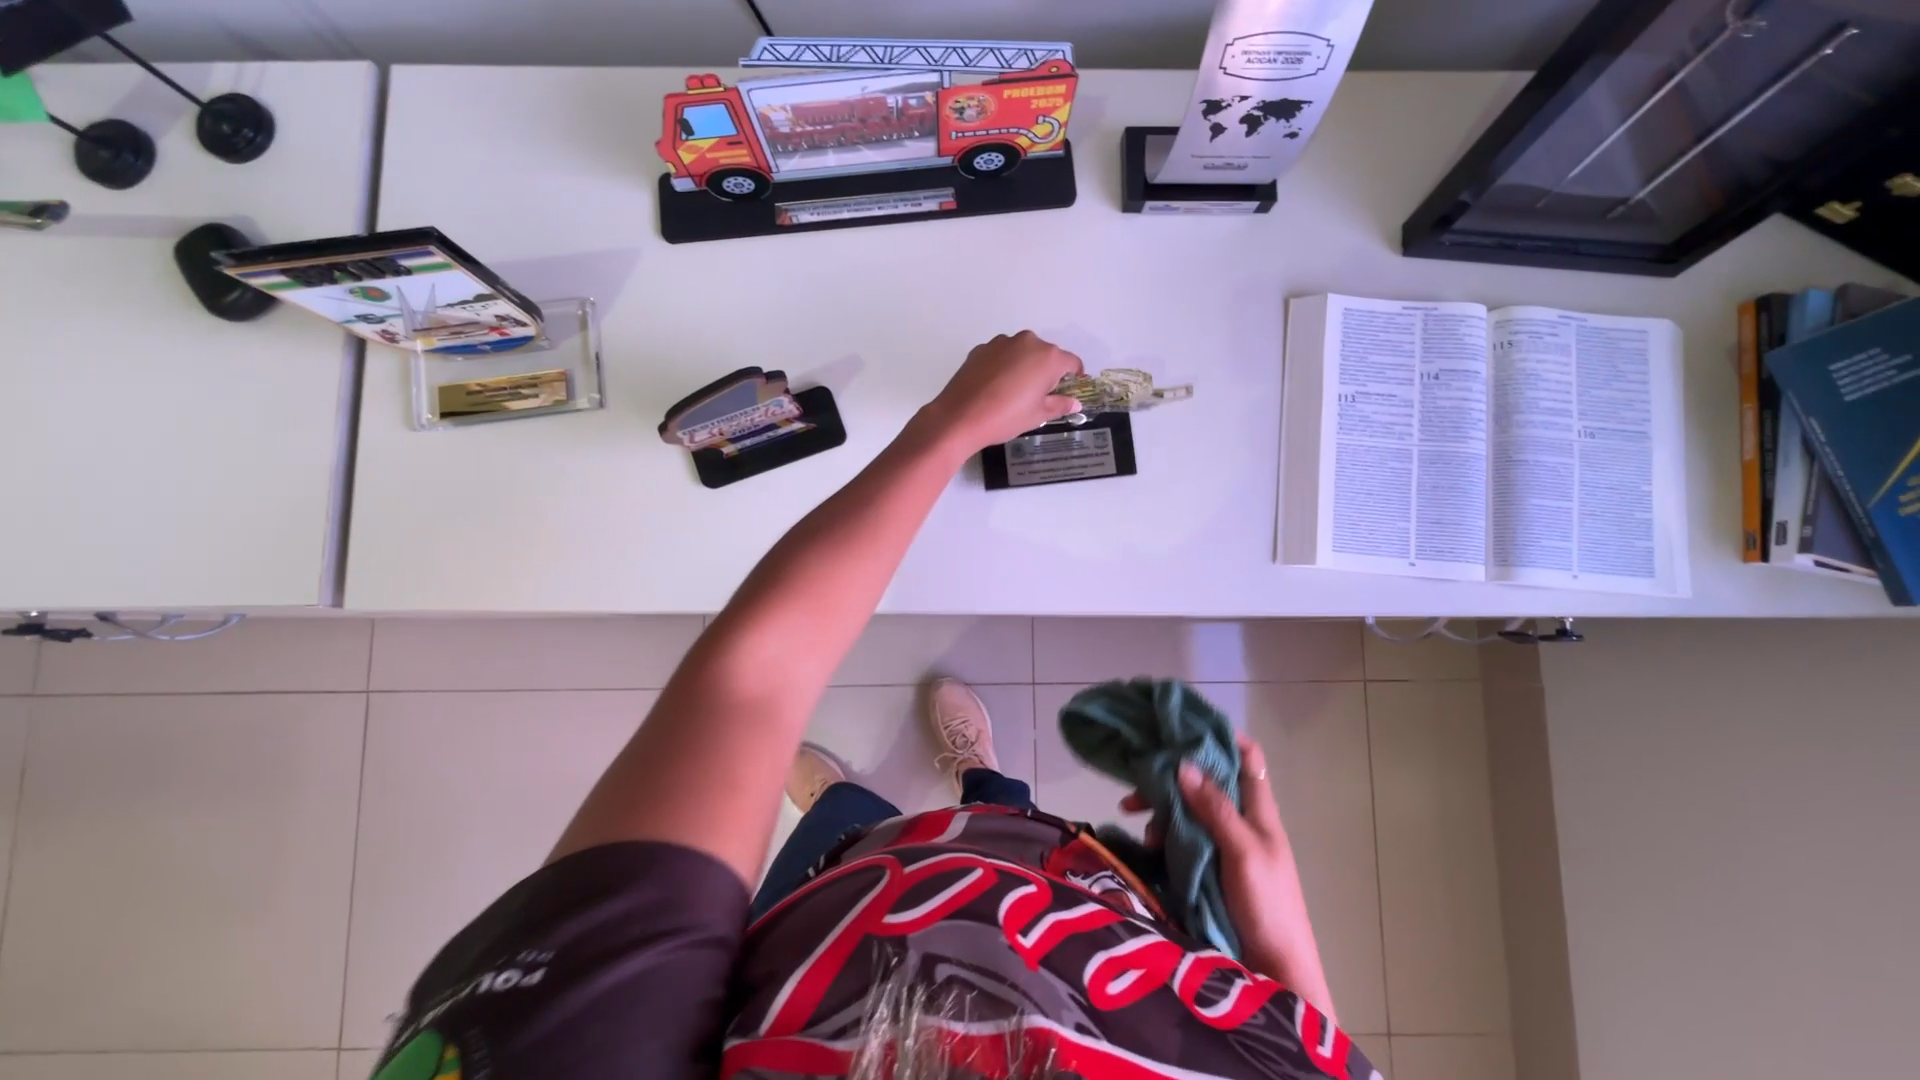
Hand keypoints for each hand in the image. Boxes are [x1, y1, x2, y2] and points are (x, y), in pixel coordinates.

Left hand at [922, 330, 1084, 447]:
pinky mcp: (981, 349)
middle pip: (1046, 354)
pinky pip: (1001, 355)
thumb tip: (1074, 403)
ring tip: (1014, 392)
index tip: (1068, 392)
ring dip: (1024, 366)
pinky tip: (995, 387)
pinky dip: (1004, 366)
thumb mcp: (1038, 415)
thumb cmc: (1006, 417)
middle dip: (1047, 371)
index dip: (1073, 378)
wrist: (959, 417)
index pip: (1071, 362)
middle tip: (1038, 396)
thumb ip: (1060, 405)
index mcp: (1048, 357)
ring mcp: (1001, 343)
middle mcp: (1027, 342)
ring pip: (1022, 352)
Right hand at [1120, 735, 1337, 1021]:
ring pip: (1188, 810)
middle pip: (1207, 782)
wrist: (1274, 969)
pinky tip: (1147, 845)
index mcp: (1258, 811)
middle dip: (1173, 775)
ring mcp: (1224, 847)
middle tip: (1137, 780)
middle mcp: (1241, 822)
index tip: (1183, 725)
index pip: (1246, 757)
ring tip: (1138, 819)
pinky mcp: (1208, 870)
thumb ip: (1215, 809)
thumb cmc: (1268, 905)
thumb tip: (1184, 763)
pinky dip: (1162, 835)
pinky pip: (1181, 839)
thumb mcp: (1243, 852)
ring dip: (1163, 808)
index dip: (1222, 735)